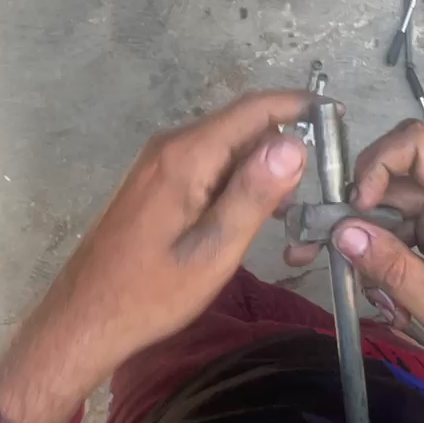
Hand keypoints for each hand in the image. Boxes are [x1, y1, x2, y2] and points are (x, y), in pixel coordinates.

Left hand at [0, 91, 314, 422]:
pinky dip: (234, 175)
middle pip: (240, 124)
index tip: (337, 116)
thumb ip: (253, 194)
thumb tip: (294, 143)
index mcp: (186, 155)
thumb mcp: (213, 250)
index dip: (297, 106)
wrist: (86, 316)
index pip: (252, 109)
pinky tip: (247, 210)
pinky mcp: (155, 179)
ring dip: (259, 163)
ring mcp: (158, 161)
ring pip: (224, 143)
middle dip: (282, 142)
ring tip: (285, 205)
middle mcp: (170, 145)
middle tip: (315, 182)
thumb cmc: (152, 293)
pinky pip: (205, 160)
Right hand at [289, 120, 423, 422]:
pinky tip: (386, 300)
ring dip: (368, 243)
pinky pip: (398, 235)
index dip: (379, 164)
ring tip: (364, 289)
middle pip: (395, 175)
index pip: (419, 145)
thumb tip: (341, 233)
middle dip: (359, 208)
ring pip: (390, 208)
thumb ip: (395, 270)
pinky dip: (383, 261)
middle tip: (331, 245)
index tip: (356, 208)